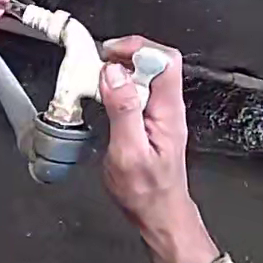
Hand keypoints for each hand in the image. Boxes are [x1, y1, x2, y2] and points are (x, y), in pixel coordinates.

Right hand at [97, 36, 218, 262]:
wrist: (158, 213)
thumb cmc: (146, 191)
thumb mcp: (129, 153)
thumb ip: (122, 110)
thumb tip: (113, 74)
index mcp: (168, 111)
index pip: (164, 60)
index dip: (136, 48)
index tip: (108, 54)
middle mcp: (167, 106)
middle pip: (154, 60)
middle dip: (124, 53)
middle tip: (96, 61)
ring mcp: (159, 111)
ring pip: (143, 73)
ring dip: (118, 68)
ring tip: (95, 75)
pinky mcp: (148, 117)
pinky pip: (135, 89)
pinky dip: (116, 84)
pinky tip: (102, 93)